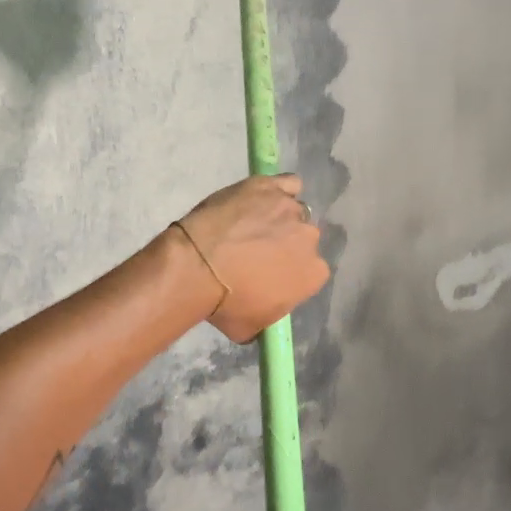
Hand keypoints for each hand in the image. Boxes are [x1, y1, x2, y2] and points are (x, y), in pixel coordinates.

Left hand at [174, 174, 328, 343]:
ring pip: (292, 210)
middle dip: (285, 243)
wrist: (197, 265)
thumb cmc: (225, 304)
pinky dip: (278, 189)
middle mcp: (309, 238)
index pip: (310, 270)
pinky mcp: (269, 186)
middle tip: (256, 248)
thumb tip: (262, 312)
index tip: (270, 273)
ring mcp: (290, 208)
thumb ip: (269, 317)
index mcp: (313, 274)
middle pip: (303, 237)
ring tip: (250, 222)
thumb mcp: (252, 327)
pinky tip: (261, 198)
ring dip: (277, 216)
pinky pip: (286, 183)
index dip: (290, 271)